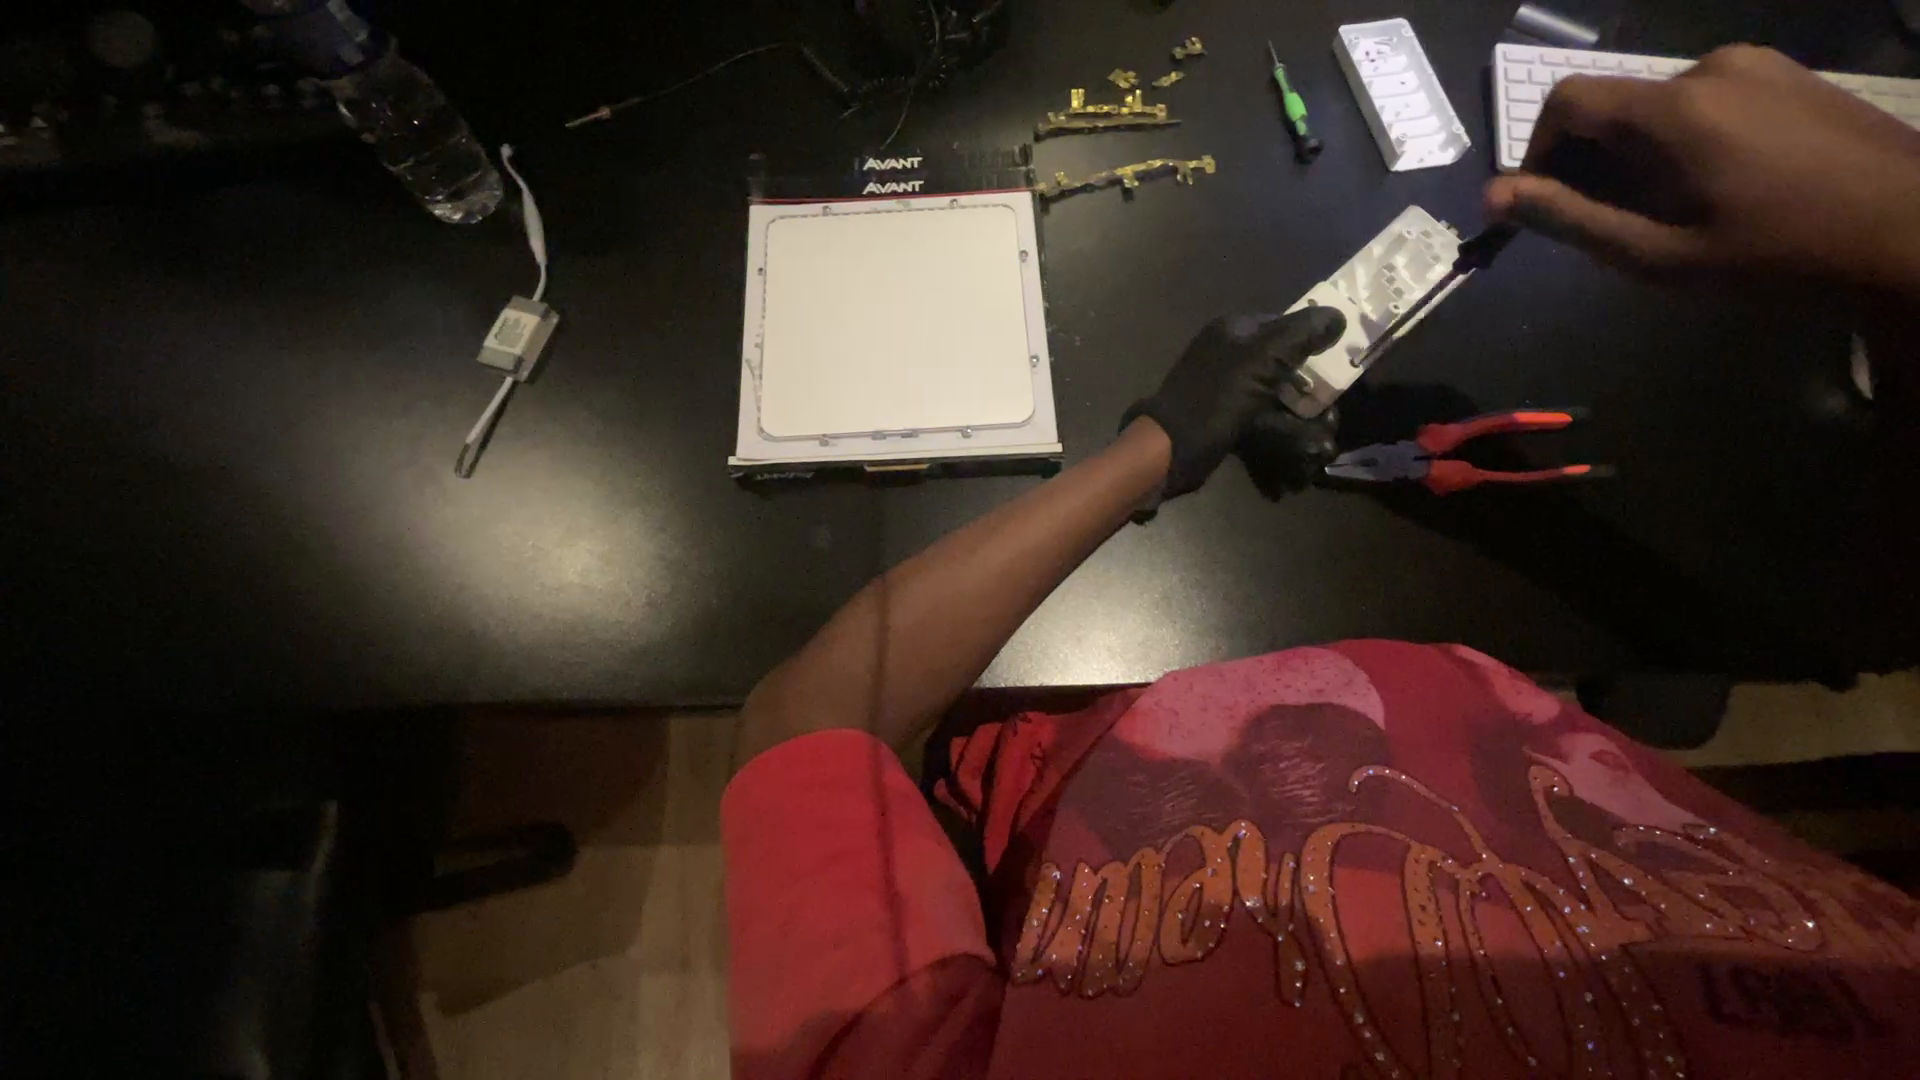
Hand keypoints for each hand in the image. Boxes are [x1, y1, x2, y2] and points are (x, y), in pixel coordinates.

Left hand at [1122, 307, 1345, 498]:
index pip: (1285, 322)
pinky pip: (1263, 415)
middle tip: (1336, 392)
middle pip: (1281, 358)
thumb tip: (1339, 316)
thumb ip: (1300, 334)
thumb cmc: (1216, 398)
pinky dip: (1284, 424)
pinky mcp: (1224, 417)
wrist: (1171, 448)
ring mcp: (1224, 386)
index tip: (1344, 354)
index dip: (1314, 335)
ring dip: (1301, 403)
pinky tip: (1307, 437)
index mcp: (1233, 330)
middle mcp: (1227, 353)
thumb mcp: (1262, 359)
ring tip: (1329, 421)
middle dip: (1310, 375)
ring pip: (1275, 389)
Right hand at [1483, 46, 1919, 295]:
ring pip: (1653, 110)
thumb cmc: (1773, 256)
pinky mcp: (1790, 78)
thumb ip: (1567, 217)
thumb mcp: (1651, 251)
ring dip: (1632, 158)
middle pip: (1610, 108)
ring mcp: (1760, 67)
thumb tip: (1490, 195)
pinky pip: (1701, 103)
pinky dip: (1676, 145)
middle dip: (1587, 165)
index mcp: (1675, 108)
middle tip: (1609, 224)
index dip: (1536, 154)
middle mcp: (1713, 68)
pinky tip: (1709, 190)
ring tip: (1663, 213)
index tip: (1546, 205)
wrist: (1915, 236)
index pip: (1566, 102)